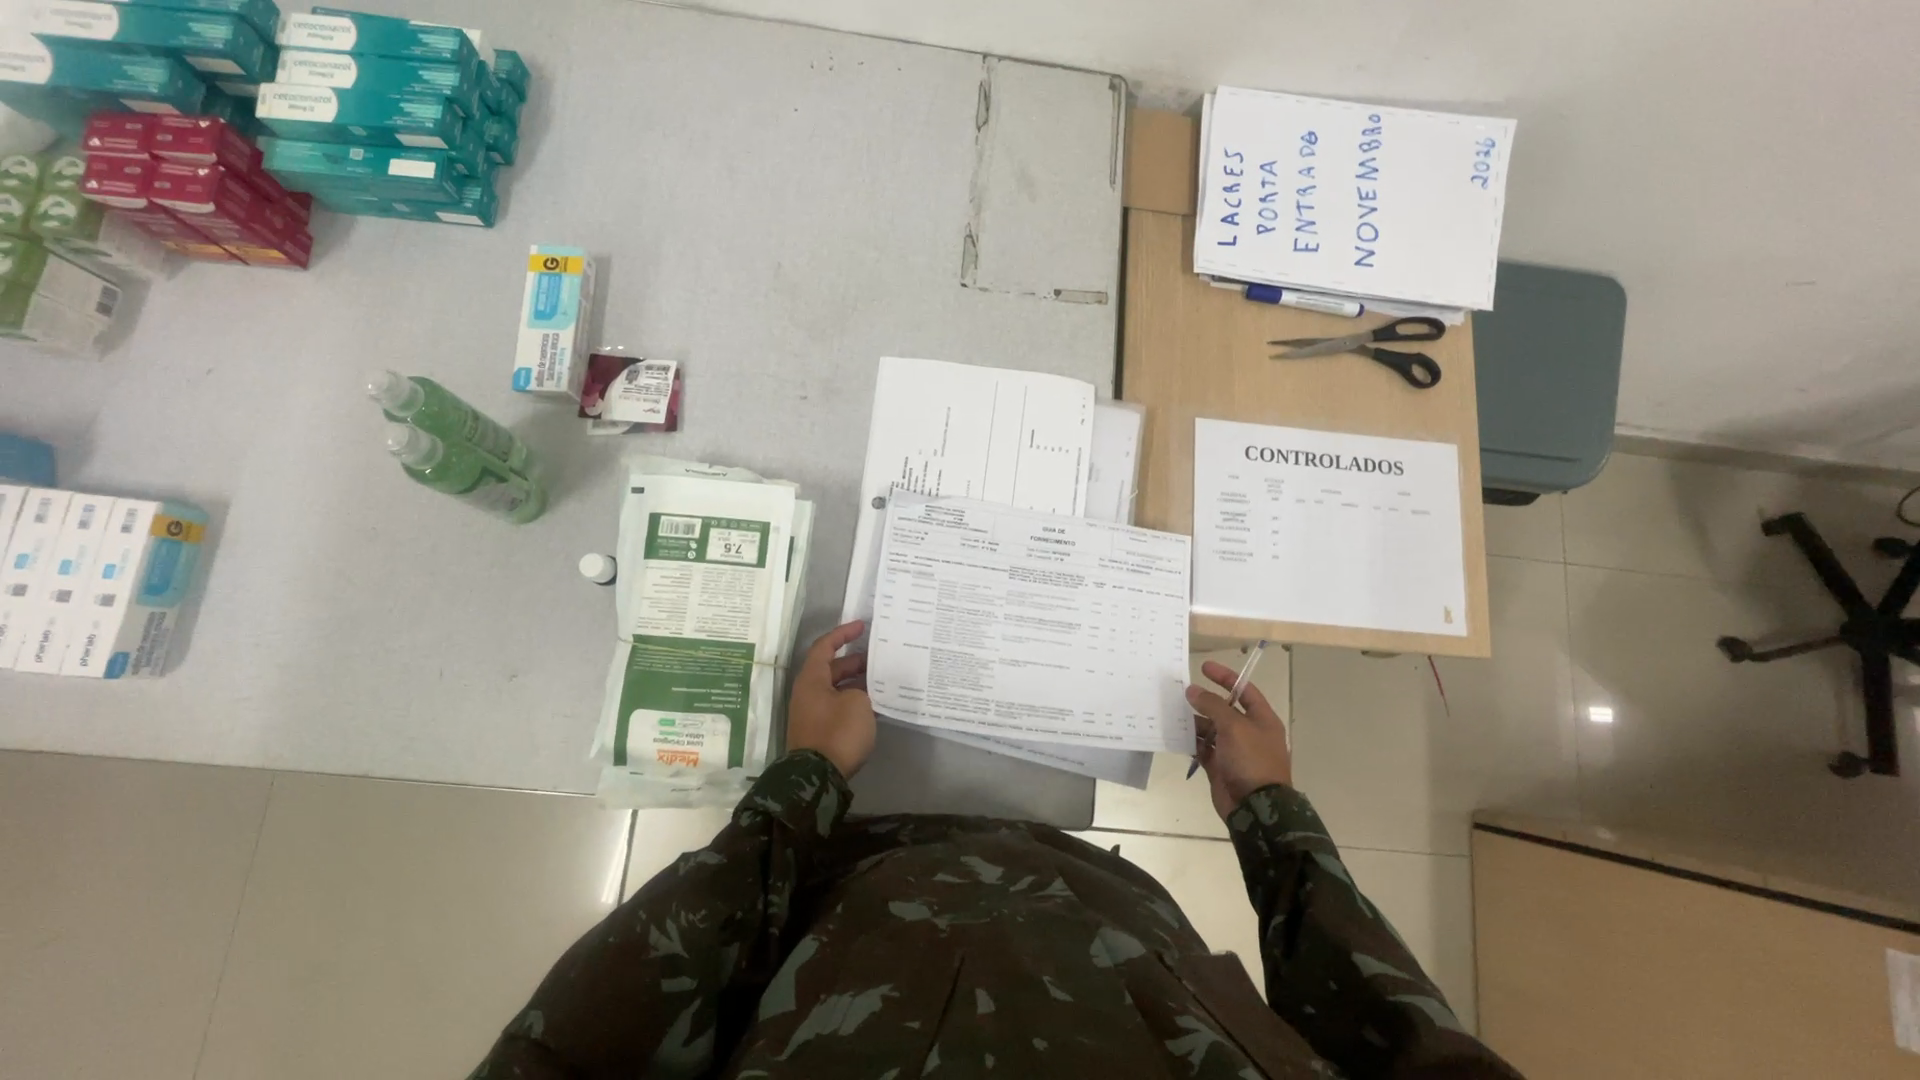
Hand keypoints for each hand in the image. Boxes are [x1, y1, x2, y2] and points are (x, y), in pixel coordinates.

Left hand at [786, 621, 875, 779]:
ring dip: (856, 683)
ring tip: (882, 681)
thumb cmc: (837, 731)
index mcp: (812, 679)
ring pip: (836, 689)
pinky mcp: (818, 731)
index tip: (862, 627)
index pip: (825, 646)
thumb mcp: (858, 703)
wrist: (818, 777)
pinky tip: (873, 705)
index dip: (843, 634)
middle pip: (831, 669)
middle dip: (855, 661)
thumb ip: (862, 690)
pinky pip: (837, 707)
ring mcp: (811, 713)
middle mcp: (808, 693)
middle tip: (879, 658)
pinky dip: (854, 701)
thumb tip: (859, 694)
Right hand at [1188, 659, 1292, 820]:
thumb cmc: (1251, 760)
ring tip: (1172, 712)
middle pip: (1224, 709)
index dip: (1225, 677)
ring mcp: (1233, 750)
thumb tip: (1192, 691)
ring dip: (1193, 721)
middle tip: (1180, 691)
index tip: (1203, 667)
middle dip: (1204, 700)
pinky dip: (1190, 741)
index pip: (1244, 690)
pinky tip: (1175, 734)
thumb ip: (1212, 705)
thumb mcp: (1234, 726)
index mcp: (1261, 720)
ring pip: (1210, 729)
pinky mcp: (1219, 766)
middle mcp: (1248, 732)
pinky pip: (1202, 748)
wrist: (1255, 807)